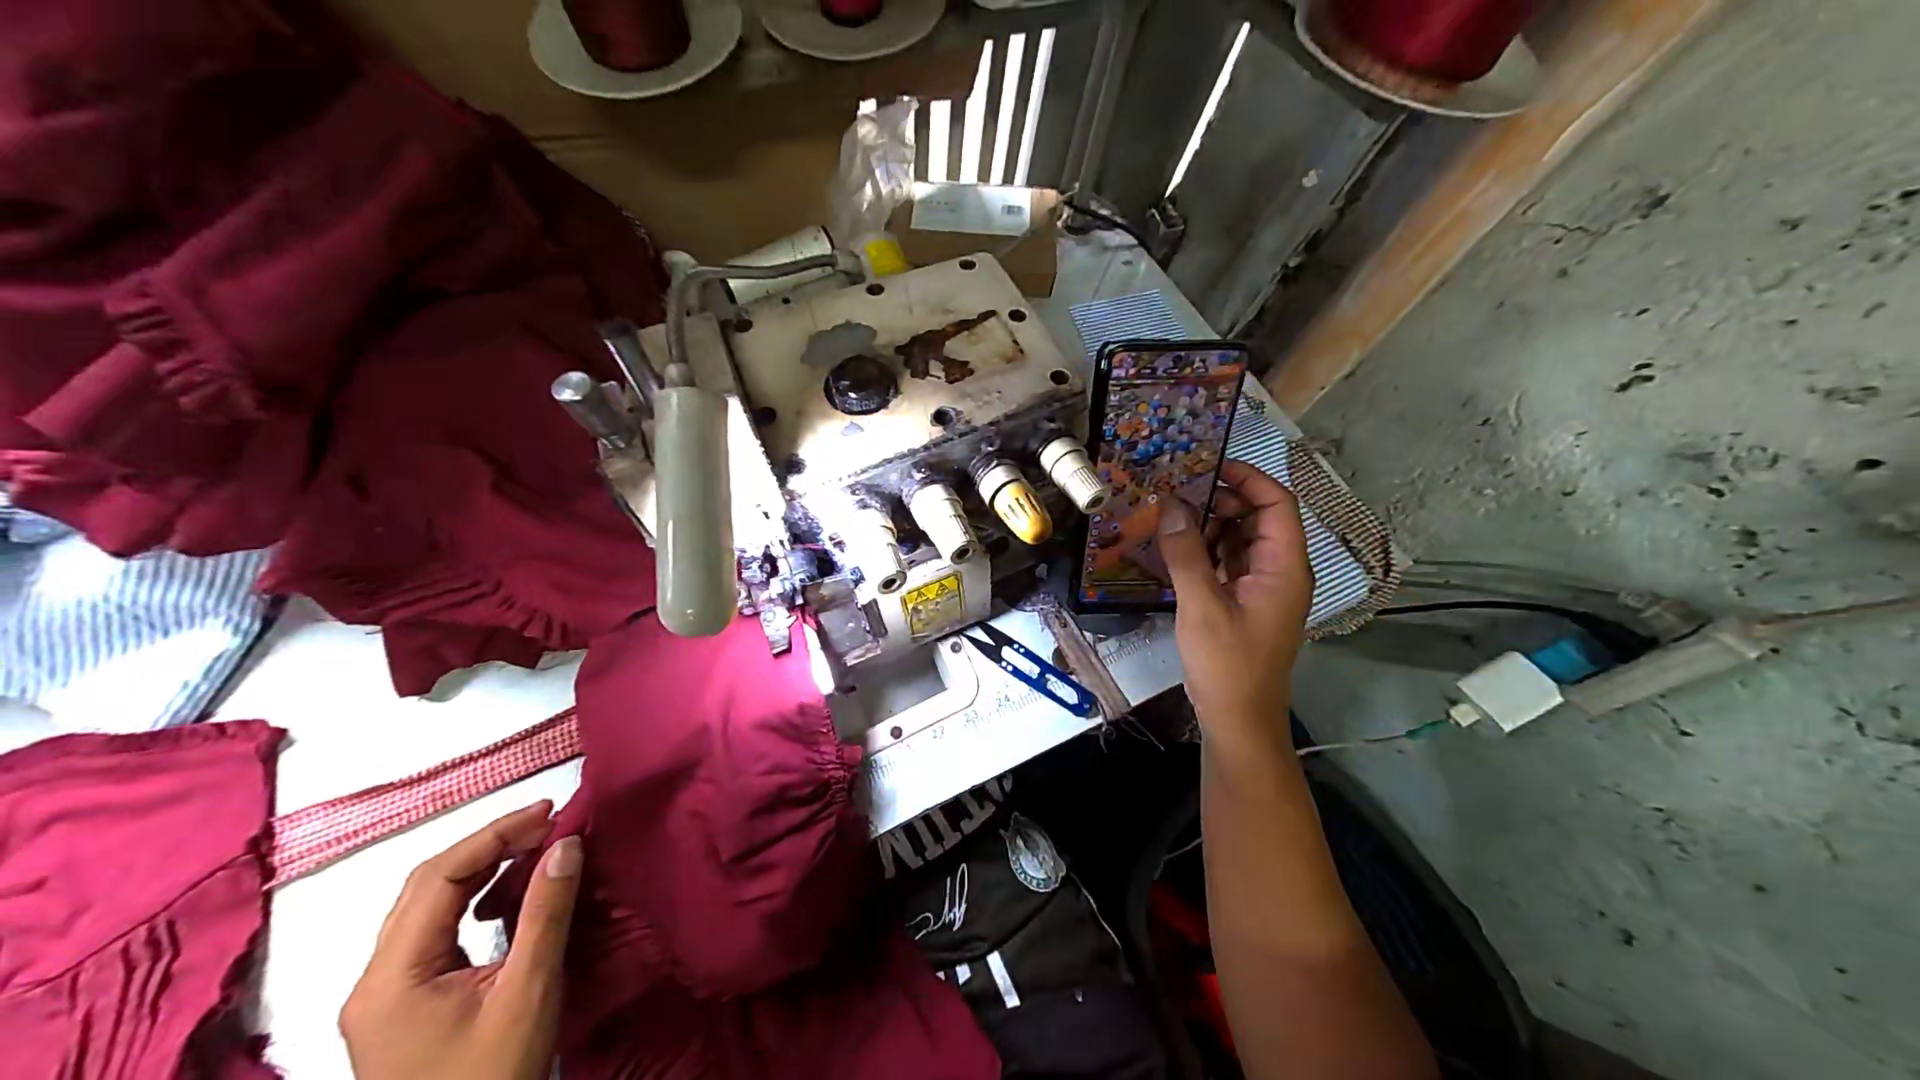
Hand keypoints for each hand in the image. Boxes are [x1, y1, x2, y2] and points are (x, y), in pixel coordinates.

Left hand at [340, 802, 582, 1079]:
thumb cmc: (493, 1079)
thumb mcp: (528, 993)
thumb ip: (544, 914)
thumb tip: (567, 844)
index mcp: (391, 976)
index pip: (439, 877)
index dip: (495, 834)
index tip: (550, 812)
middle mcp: (375, 978)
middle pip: (426, 885)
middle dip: (488, 844)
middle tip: (547, 824)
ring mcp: (384, 993)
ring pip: (427, 905)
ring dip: (481, 868)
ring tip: (535, 848)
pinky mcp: (403, 1004)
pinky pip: (435, 930)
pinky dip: (474, 898)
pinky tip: (509, 896)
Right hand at [1155, 460, 1314, 729]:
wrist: (1238, 720)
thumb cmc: (1228, 665)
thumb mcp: (1202, 605)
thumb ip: (1186, 552)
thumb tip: (1168, 505)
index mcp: (1285, 567)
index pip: (1277, 503)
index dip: (1247, 478)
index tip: (1207, 467)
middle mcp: (1280, 571)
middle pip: (1258, 517)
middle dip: (1220, 501)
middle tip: (1176, 495)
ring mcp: (1263, 588)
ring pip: (1241, 540)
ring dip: (1209, 526)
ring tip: (1170, 518)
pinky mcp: (1245, 603)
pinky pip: (1229, 563)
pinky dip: (1206, 551)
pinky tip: (1176, 549)